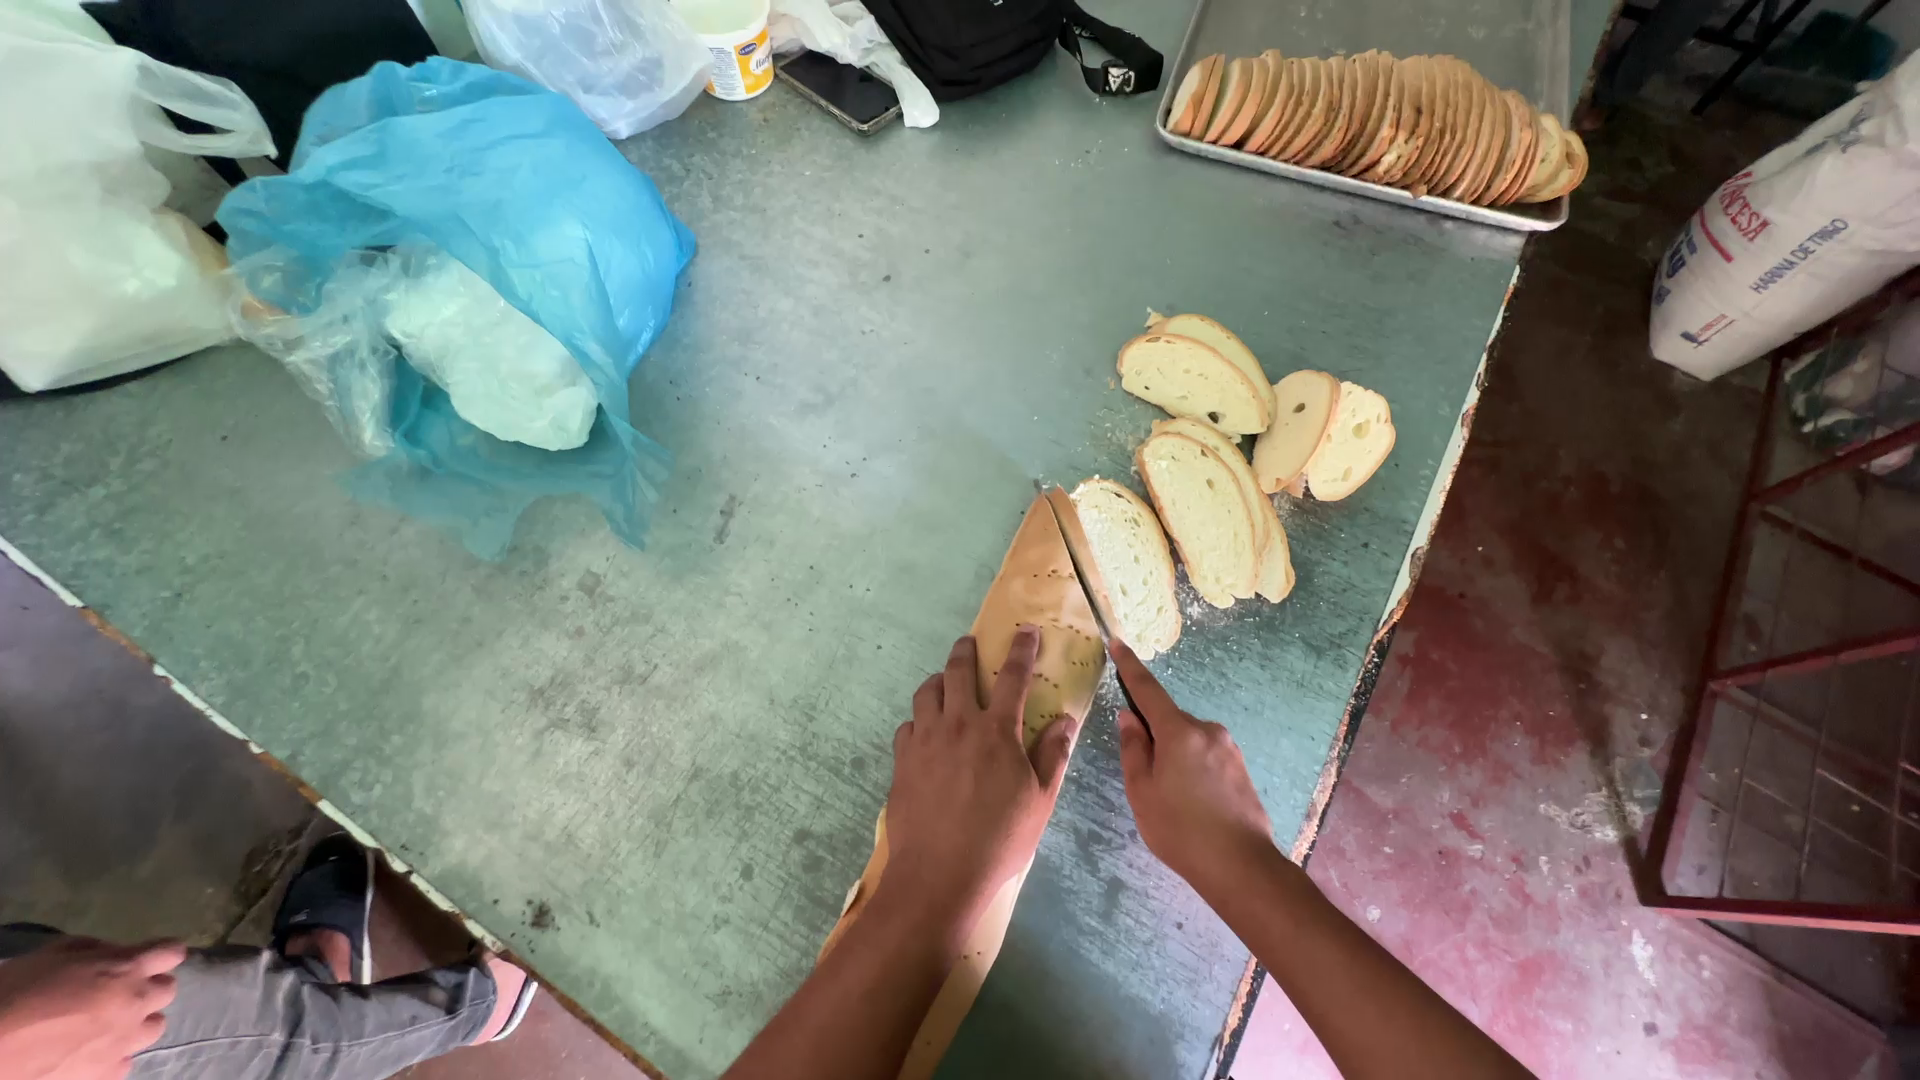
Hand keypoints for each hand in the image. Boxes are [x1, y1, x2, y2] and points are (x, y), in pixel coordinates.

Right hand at [0, 937, 184, 1079]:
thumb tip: (112, 953)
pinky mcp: (104, 1075)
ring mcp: (123, 1042)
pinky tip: (88, 1057)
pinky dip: (112, 1058)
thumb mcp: (50, 956)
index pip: (172, 952)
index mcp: (128, 970)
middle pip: (165, 990)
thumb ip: (93, 950)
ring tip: (106, 1028)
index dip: (159, 955)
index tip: (143, 960)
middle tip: (117, 995)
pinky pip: (125, 1063)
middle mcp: (135, 1003)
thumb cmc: (7, 998)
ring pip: (153, 1027)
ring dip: (135, 1024)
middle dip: (146, 989)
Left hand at [883, 628, 1078, 932]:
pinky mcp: (902, 761)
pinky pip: (907, 726)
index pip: (1012, 677)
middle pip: (957, 672)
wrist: (938, 873)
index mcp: (996, 730)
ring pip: (926, 693)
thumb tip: (1066, 720)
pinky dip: (918, 720)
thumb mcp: (1040, 801)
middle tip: (969, 643)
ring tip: (943, 683)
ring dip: (937, 681)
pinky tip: (924, 732)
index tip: (1025, 630)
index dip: (1021, 650)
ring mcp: (924, 740)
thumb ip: (1052, 756)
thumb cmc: (999, 839)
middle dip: (965, 651)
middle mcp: (957, 724)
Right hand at [1111, 641, 1276, 895]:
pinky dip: (1192, 771)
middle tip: (1145, 780)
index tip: (1118, 642)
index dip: (1130, 667)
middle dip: (1154, 738)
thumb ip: (1133, 748)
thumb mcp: (1141, 790)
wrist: (1240, 866)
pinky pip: (1206, 757)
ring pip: (1188, 741)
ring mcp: (1228, 749)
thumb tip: (1129, 717)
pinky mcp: (1241, 768)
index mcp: (1179, 731)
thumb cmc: (1179, 829)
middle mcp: (1207, 730)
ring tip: (1171, 802)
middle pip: (1169, 722)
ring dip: (1174, 758)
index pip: (1147, 690)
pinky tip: (1192, 805)